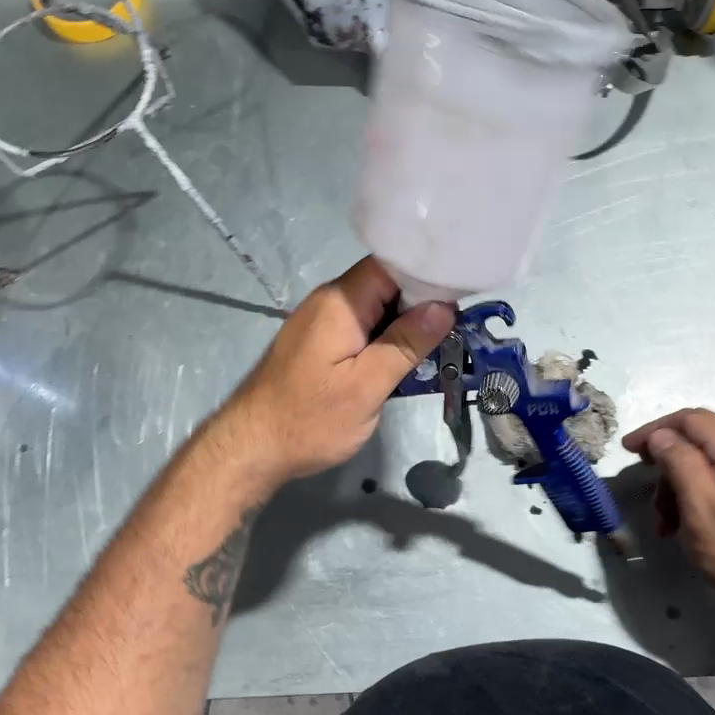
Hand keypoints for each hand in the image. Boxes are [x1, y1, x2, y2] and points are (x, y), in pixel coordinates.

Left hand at [218, 257, 453, 486]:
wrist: (253, 449)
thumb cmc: (310, 421)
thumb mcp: (367, 387)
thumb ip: (405, 344)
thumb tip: (444, 308)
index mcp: (340, 303)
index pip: (392, 265)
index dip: (428, 276)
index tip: (461, 299)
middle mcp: (329, 302)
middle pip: (386, 285)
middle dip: (421, 305)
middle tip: (456, 331)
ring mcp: (322, 324)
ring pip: (376, 310)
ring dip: (405, 327)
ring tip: (438, 349)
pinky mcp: (319, 345)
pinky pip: (362, 330)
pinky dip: (385, 342)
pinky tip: (403, 364)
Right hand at [621, 409, 714, 627]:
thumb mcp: (700, 506)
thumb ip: (680, 463)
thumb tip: (660, 435)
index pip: (692, 419)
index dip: (656, 428)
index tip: (628, 449)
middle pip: (697, 438)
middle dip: (665, 458)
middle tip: (644, 481)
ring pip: (701, 462)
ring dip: (674, 484)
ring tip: (663, 519)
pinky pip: (711, 482)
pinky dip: (689, 496)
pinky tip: (678, 525)